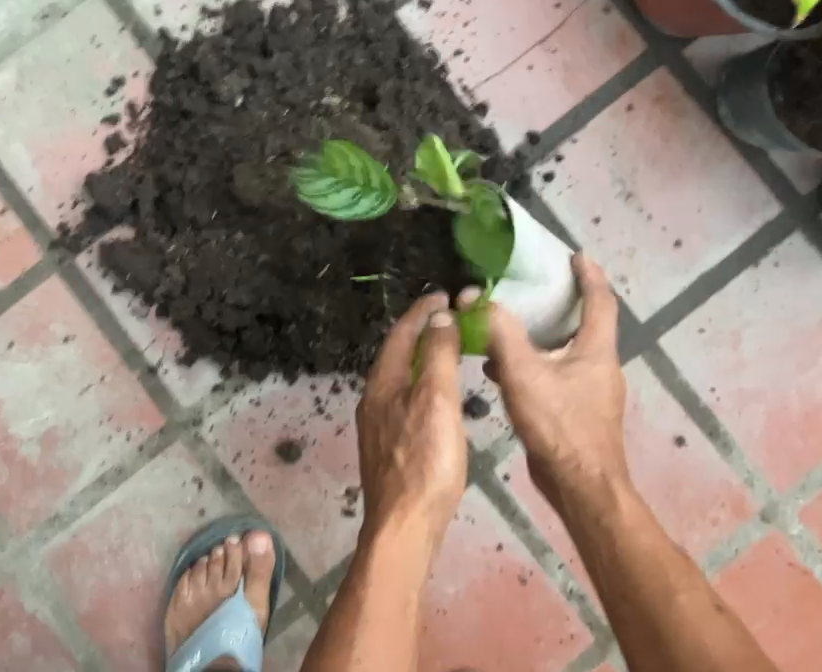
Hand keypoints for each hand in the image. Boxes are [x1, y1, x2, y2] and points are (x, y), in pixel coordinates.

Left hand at [355, 293, 467, 551]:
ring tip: (447, 350)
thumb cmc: (425, 462)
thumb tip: (437, 316)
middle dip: (420, 331)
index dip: (420, 312)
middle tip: (448, 318)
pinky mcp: (388, 447)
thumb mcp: (437, 402)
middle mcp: (373, 398)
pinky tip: (437, 397)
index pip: (400, 334)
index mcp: (382, 383)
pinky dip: (421, 384)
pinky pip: (403, 399)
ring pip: (399, 377)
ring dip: (421, 358)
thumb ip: (438, 358)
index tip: (442, 295)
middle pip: (396, 354)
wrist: (403, 526)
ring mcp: (377, 424)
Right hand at [481, 254, 629, 508]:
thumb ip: (499, 332)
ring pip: (563, 351)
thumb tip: (473, 297)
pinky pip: (551, 374)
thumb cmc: (559, 426)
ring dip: (537, 334)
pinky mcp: (573, 412)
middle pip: (583, 324)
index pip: (599, 302)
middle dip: (558, 302)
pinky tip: (496, 368)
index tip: (576, 255)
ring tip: (504, 321)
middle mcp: (598, 367)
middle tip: (530, 284)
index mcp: (596, 351)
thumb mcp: (523, 372)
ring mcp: (588, 392)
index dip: (589, 276)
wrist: (581, 488)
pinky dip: (528, 362)